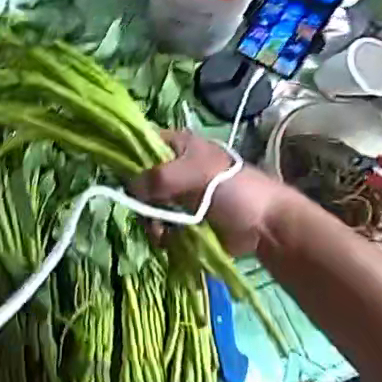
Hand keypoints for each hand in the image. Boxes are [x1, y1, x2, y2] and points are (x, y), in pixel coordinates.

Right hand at [135, 131, 300, 255]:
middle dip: (138, 196)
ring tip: (160, 232)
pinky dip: (159, 233)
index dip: (127, 155)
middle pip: (139, 177)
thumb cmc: (233, 188)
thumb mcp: (196, 174)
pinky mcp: (181, 219)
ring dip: (149, 219)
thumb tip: (130, 187)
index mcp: (176, 145)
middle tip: (146, 210)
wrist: (264, 225)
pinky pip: (158, 224)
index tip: (118, 175)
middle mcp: (172, 166)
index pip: (140, 141)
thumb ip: (160, 177)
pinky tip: (167, 240)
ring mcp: (176, 194)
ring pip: (146, 203)